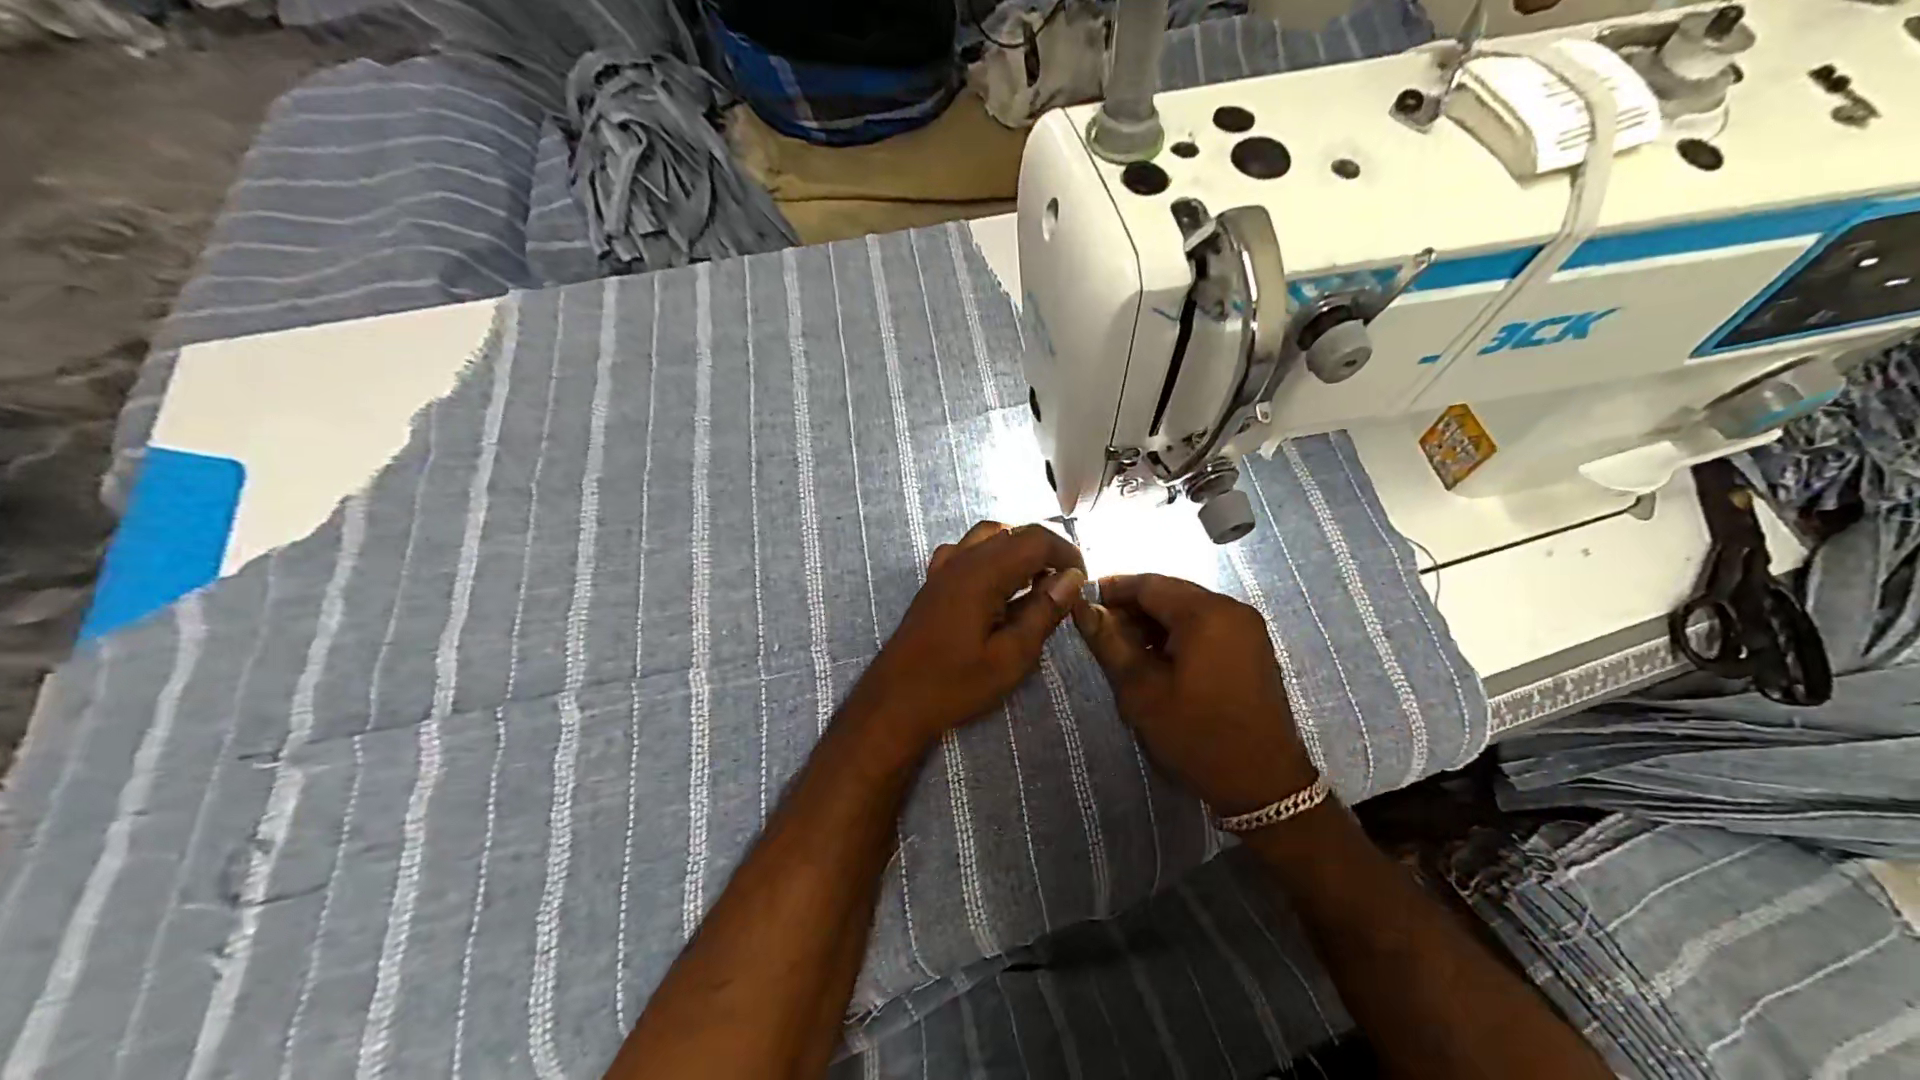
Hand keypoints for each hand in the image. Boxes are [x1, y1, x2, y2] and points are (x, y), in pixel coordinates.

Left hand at [842, 521, 1085, 757]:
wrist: (895, 702)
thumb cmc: (955, 685)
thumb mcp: (1011, 657)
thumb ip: (1043, 612)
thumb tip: (1071, 578)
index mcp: (981, 574)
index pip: (1034, 540)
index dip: (1066, 553)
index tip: (1082, 579)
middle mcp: (960, 560)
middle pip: (1012, 532)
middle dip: (1045, 550)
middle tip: (1065, 582)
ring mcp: (942, 569)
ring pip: (988, 536)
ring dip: (1018, 548)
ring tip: (1036, 580)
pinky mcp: (933, 583)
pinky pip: (966, 550)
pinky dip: (990, 555)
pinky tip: (997, 583)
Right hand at [1073, 573, 1316, 814]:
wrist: (1262, 783)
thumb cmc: (1195, 734)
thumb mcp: (1141, 691)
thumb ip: (1109, 643)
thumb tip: (1082, 608)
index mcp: (1206, 613)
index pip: (1148, 583)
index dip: (1112, 590)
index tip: (1083, 604)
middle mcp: (1231, 608)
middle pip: (1170, 592)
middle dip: (1132, 607)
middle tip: (1100, 631)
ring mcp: (1247, 627)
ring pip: (1188, 608)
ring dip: (1154, 622)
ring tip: (1124, 648)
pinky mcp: (1253, 646)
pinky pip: (1207, 624)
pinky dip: (1178, 633)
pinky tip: (1157, 658)